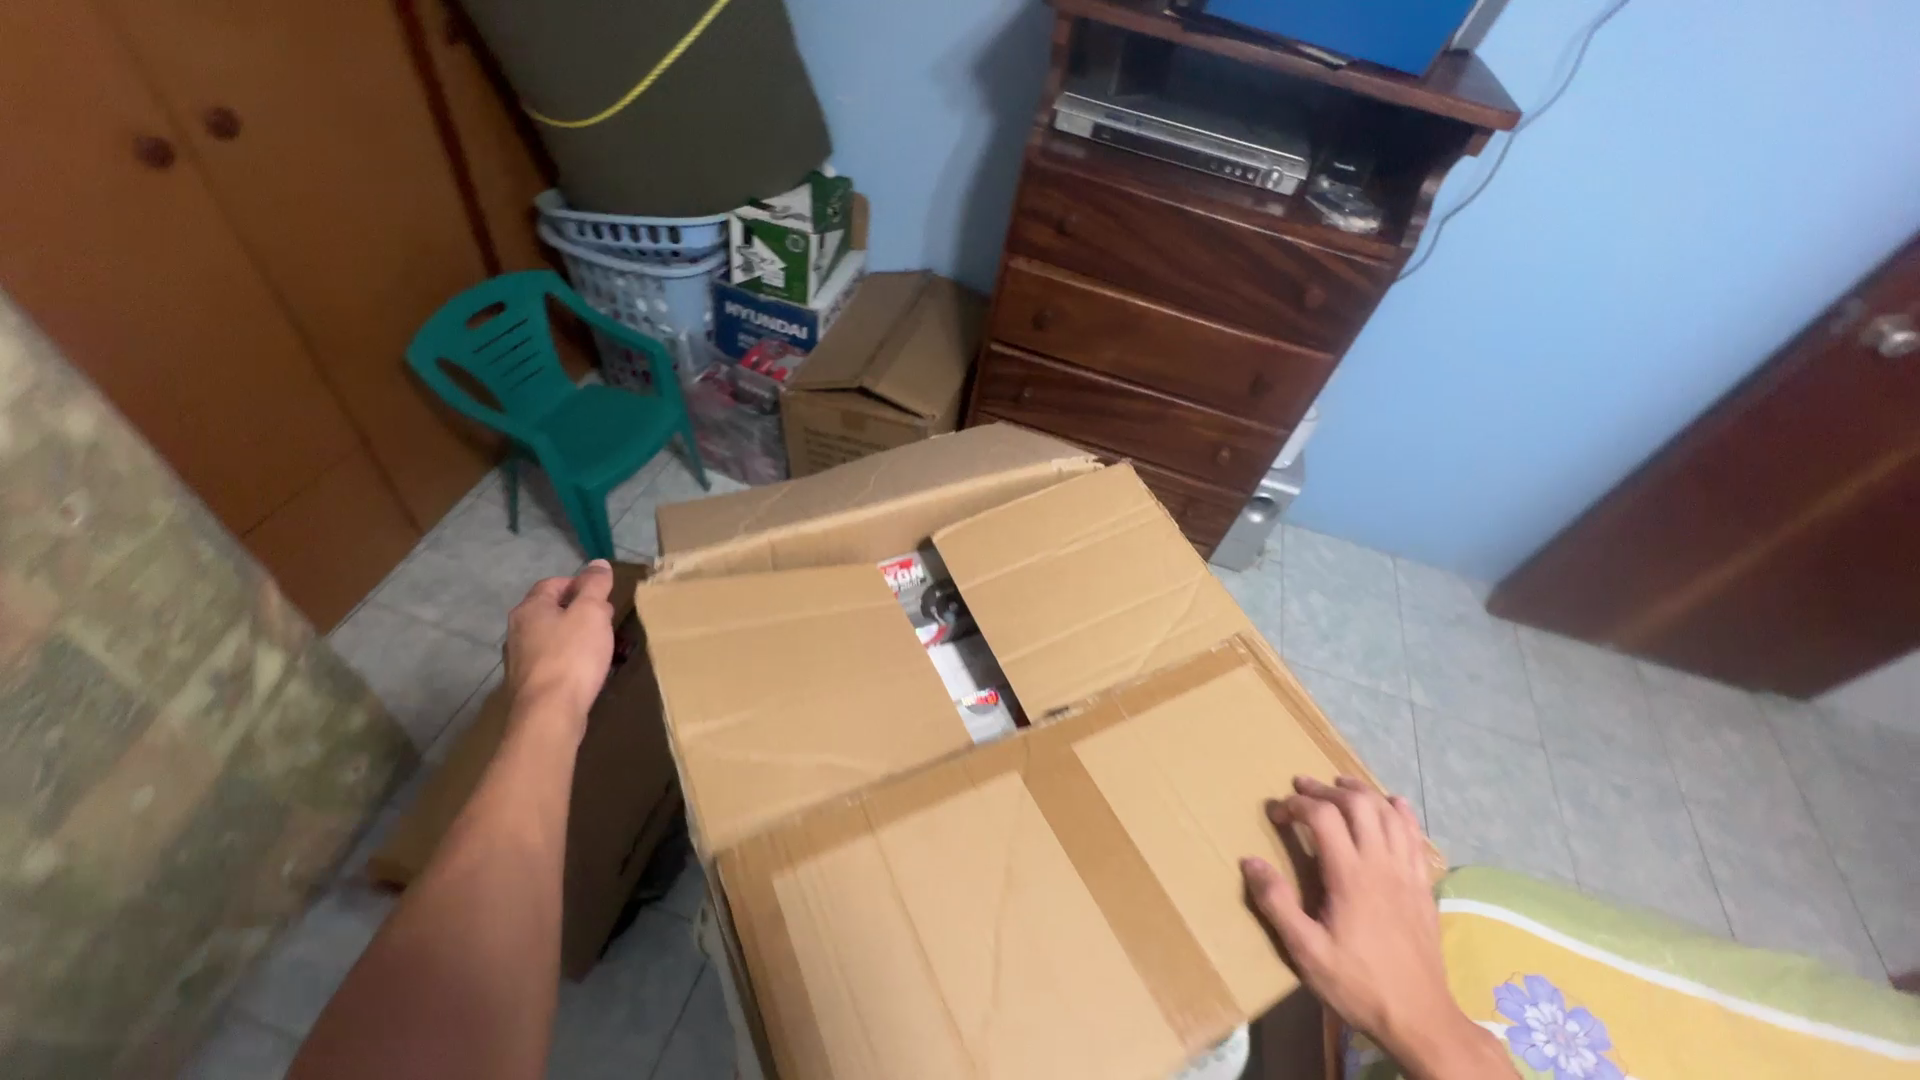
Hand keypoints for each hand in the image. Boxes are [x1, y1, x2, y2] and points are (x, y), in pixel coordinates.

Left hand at [504, 560, 615, 743]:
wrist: (549, 712)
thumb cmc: (572, 656)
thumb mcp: (592, 613)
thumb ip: (595, 586)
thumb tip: (598, 563)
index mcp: (530, 608)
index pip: (553, 583)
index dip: (579, 584)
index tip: (603, 596)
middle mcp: (517, 630)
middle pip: (550, 610)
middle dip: (578, 610)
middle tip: (606, 619)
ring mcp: (518, 659)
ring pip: (549, 636)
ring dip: (573, 635)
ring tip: (599, 644)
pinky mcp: (526, 683)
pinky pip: (549, 660)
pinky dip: (567, 658)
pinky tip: (584, 669)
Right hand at [1242, 777, 1508, 1079]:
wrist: (1421, 1019)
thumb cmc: (1358, 985)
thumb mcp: (1306, 952)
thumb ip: (1277, 904)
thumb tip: (1250, 861)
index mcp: (1350, 876)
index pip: (1322, 817)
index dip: (1297, 805)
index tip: (1278, 814)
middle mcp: (1381, 865)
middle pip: (1357, 804)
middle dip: (1325, 790)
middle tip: (1301, 788)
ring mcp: (1407, 873)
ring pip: (1388, 813)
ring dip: (1362, 792)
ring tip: (1340, 785)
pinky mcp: (1423, 886)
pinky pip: (1415, 835)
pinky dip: (1401, 812)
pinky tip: (1392, 805)